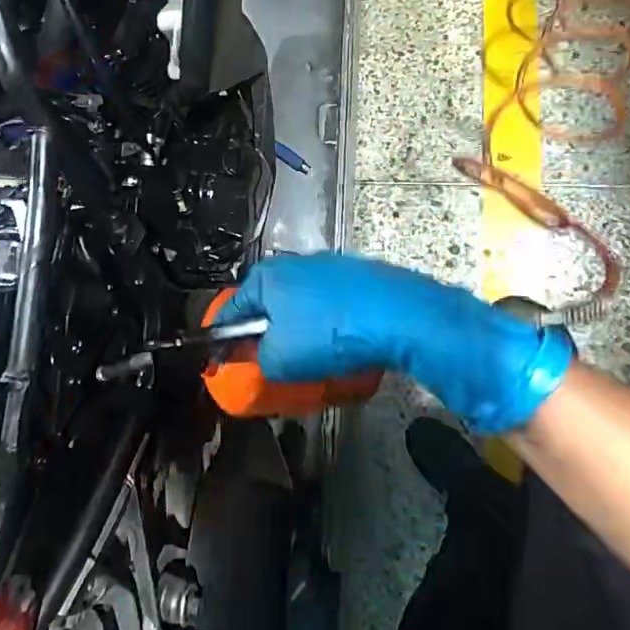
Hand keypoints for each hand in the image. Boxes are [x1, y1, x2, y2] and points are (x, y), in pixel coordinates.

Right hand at [212, 254, 573, 432]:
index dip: (226, 337)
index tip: (225, 359)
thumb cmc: (329, 334)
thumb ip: (256, 362)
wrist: (404, 318)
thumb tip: (259, 362)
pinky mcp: (364, 278)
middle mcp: (296, 264)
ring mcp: (333, 268)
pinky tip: (347, 350)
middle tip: (275, 366)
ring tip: (316, 363)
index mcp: (267, 277)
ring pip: (305, 308)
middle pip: (271, 307)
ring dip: (304, 333)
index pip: (232, 309)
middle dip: (271, 337)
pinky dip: (335, 328)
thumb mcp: (279, 360)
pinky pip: (337, 308)